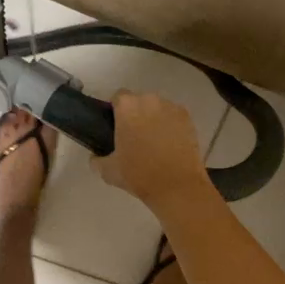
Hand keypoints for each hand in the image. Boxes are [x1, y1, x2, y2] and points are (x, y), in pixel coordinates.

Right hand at [91, 91, 212, 205]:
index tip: (115, 127)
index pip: (118, 98)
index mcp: (127, 107)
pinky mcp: (188, 118)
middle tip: (133, 136)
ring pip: (158, 108)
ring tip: (154, 141)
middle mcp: (150, 100)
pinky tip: (169, 144)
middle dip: (135, 114)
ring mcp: (172, 107)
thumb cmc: (139, 175)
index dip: (115, 111)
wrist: (177, 185)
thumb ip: (97, 159)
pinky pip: (173, 117)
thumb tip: (96, 157)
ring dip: (154, 118)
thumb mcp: (108, 171)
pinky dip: (170, 125)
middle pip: (139, 101)